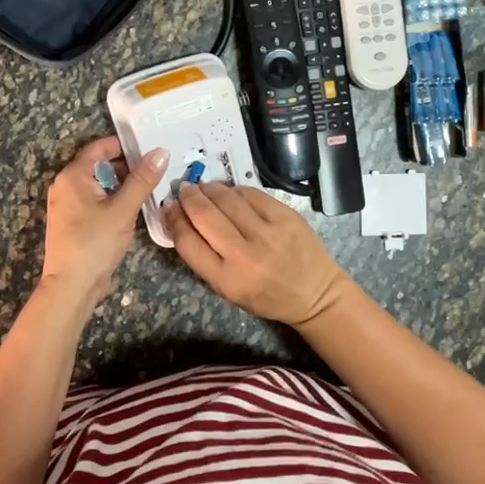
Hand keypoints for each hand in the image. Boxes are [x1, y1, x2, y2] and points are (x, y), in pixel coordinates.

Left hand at [39, 137, 168, 306]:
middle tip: (152, 171)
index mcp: (72, 176)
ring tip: (147, 190)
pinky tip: (131, 209)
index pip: (98, 148)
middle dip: (125, 166)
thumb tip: (160, 152)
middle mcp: (65, 186)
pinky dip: (111, 199)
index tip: (148, 149)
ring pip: (97, 184)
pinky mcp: (72, 222)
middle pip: (97, 165)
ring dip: (120, 185)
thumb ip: (142, 180)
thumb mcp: (123, 210)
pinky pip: (93, 201)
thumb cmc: (94, 243)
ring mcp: (66, 205)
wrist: (71, 285)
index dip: (123, 145)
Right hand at [163, 182, 352, 325]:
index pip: (187, 242)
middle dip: (189, 198)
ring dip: (210, 189)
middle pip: (204, 215)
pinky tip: (230, 192)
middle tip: (183, 190)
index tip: (169, 208)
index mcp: (226, 280)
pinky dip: (235, 190)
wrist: (315, 293)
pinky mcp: (286, 216)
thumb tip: (182, 219)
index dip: (173, 220)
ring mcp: (268, 233)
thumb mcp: (228, 289)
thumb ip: (204, 257)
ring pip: (227, 199)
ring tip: (203, 187)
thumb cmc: (266, 296)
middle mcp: (245, 255)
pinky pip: (251, 193)